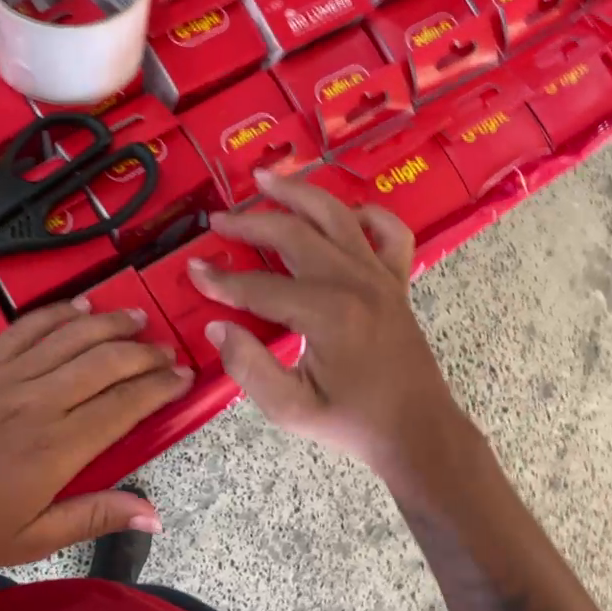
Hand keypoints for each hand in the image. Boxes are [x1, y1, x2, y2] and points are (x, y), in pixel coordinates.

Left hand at [0, 301, 191, 575]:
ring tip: (136, 318)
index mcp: (57, 449)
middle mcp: (37, 403)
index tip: (184, 376)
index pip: (124, 405)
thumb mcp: (34, 539)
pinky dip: (58, 314)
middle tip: (166, 351)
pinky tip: (79, 308)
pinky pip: (26, 329)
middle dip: (144, 352)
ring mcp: (4, 378)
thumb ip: (96, 516)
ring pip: (70, 337)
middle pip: (105, 362)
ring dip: (109, 323)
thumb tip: (156, 514)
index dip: (160, 387)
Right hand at [187, 170, 455, 469]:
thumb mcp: (290, 409)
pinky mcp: (397, 281)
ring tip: (266, 179)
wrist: (417, 431)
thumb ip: (249, 367)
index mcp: (327, 313)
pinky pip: (389, 232)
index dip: (222, 280)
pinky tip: (346, 213)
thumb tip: (218, 328)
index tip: (193, 270)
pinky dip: (368, 215)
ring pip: (336, 217)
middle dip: (250, 225)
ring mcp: (380, 276)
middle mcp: (355, 282)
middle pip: (294, 235)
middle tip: (218, 221)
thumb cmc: (352, 422)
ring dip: (299, 193)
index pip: (259, 287)